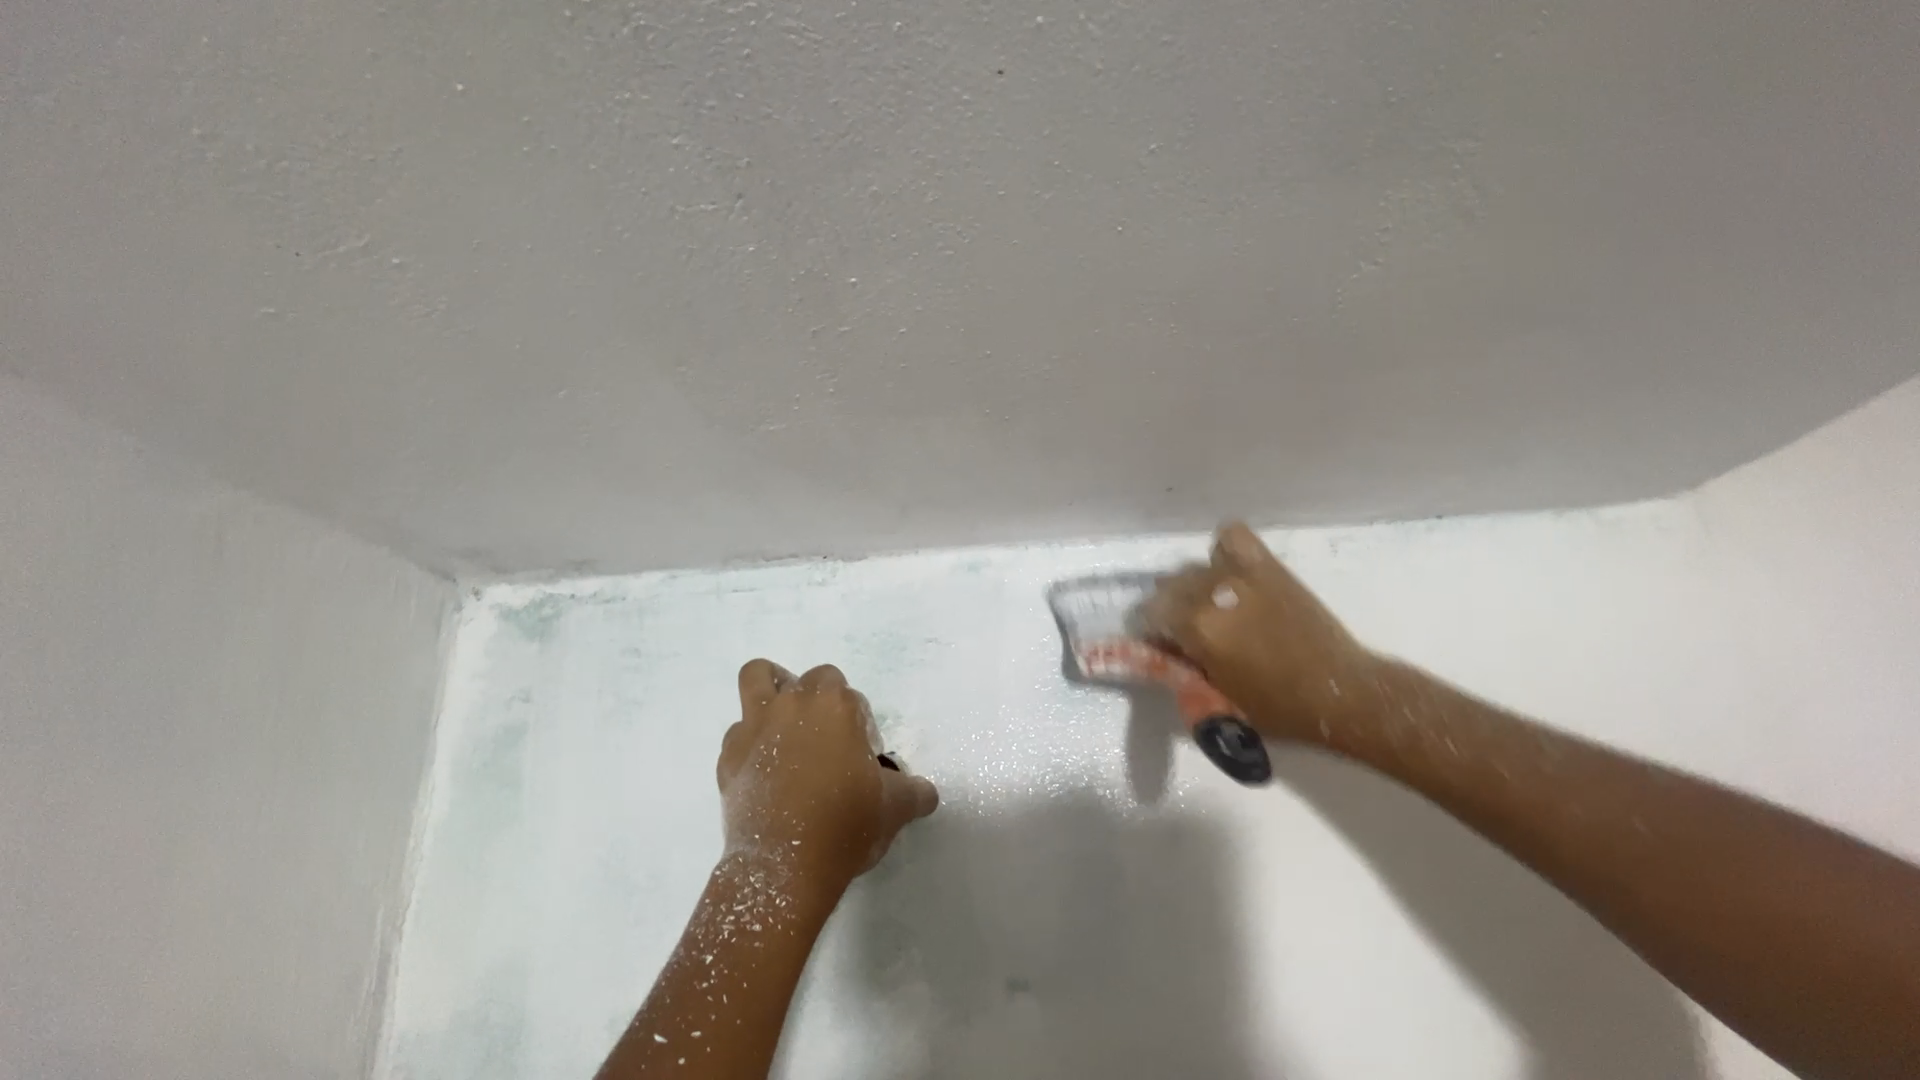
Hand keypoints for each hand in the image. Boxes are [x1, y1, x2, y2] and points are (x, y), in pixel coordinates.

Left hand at [719, 660, 938, 890]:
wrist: (785, 867)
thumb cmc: (845, 825)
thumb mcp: (895, 809)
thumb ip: (914, 792)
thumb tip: (925, 793)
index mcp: (836, 706)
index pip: (850, 694)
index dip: (859, 722)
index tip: (861, 755)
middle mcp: (794, 704)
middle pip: (809, 679)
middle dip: (820, 699)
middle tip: (829, 740)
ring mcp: (755, 726)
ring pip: (757, 677)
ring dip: (771, 687)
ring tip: (784, 721)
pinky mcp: (728, 756)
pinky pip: (738, 731)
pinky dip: (750, 742)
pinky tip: (763, 770)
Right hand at [1143, 523, 1378, 742]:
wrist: (1340, 691)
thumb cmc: (1278, 707)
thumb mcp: (1217, 699)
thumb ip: (1180, 669)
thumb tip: (1155, 651)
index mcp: (1197, 627)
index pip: (1149, 614)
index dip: (1151, 632)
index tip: (1163, 646)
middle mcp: (1213, 592)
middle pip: (1167, 587)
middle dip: (1169, 610)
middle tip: (1187, 633)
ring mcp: (1242, 575)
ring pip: (1194, 567)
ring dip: (1194, 586)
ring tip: (1211, 607)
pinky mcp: (1268, 567)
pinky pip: (1232, 538)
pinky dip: (1223, 552)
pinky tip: (1229, 574)